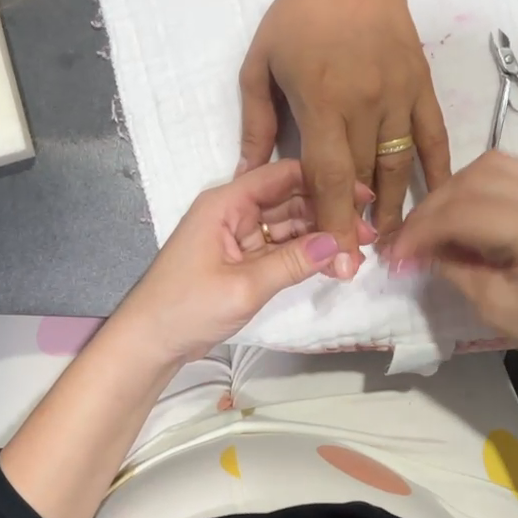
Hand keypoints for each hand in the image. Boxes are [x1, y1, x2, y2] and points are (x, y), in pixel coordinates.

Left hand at [117, 160, 376, 363]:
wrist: (149, 342)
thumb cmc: (186, 308)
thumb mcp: (244, 286)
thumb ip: (292, 262)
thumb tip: (339, 241)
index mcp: (226, 203)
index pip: (282, 176)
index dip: (324, 182)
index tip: (362, 195)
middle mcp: (233, 212)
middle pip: (289, 201)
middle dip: (327, 215)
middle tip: (368, 234)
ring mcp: (236, 236)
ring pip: (287, 226)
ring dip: (319, 238)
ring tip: (357, 252)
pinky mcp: (240, 260)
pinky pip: (278, 248)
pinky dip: (303, 256)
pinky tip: (332, 263)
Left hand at [239, 0, 451, 271]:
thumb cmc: (297, 19)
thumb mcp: (259, 67)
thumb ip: (256, 125)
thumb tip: (246, 175)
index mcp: (321, 104)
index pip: (328, 177)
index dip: (332, 223)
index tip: (337, 261)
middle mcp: (365, 106)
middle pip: (363, 180)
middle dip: (358, 227)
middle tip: (356, 265)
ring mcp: (400, 97)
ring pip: (399, 166)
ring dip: (393, 208)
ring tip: (386, 242)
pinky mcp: (422, 88)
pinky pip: (434, 138)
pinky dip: (436, 172)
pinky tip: (434, 202)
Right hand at [382, 152, 517, 394]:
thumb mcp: (495, 307)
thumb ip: (453, 267)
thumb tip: (417, 247)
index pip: (467, 210)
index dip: (421, 229)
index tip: (393, 254)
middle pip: (478, 177)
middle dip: (433, 207)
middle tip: (409, 241)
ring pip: (495, 166)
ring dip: (455, 193)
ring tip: (437, 227)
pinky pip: (515, 175)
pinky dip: (481, 191)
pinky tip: (468, 219)